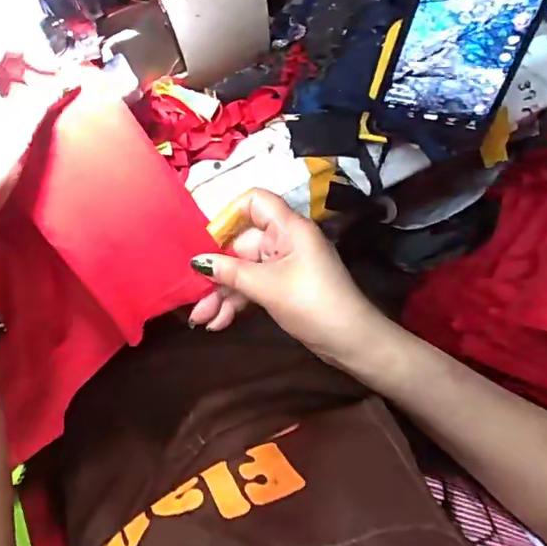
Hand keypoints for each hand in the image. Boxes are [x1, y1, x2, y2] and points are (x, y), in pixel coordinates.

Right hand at [188, 190, 387, 368]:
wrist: (353, 343)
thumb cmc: (313, 303)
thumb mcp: (266, 287)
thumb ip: (229, 272)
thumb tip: (196, 262)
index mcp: (288, 228)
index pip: (254, 202)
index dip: (228, 215)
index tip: (206, 240)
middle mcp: (284, 241)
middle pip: (240, 244)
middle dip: (215, 271)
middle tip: (193, 292)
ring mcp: (282, 265)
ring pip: (242, 270)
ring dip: (221, 293)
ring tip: (201, 319)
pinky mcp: (281, 287)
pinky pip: (251, 287)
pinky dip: (235, 302)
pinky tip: (217, 322)